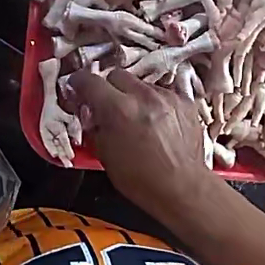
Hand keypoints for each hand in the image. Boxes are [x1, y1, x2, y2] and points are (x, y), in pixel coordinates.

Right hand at [73, 69, 222, 221]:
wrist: (182, 188)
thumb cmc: (142, 180)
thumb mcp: (105, 155)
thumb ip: (95, 127)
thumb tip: (91, 114)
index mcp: (118, 110)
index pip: (89, 81)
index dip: (79, 84)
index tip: (78, 88)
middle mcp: (144, 97)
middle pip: (117, 76)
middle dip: (109, 89)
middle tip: (109, 106)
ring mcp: (168, 98)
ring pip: (142, 84)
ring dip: (135, 96)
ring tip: (137, 119)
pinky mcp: (185, 103)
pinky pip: (164, 94)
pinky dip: (157, 103)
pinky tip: (157, 122)